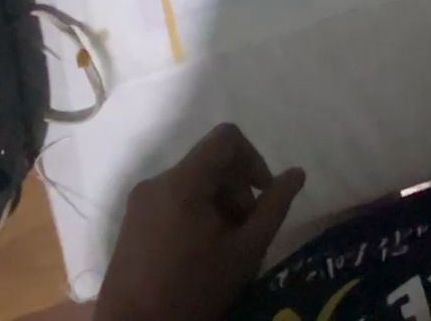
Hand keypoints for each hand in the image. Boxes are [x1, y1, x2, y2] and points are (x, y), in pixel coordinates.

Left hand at [94, 124, 305, 320]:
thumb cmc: (192, 292)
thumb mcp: (245, 251)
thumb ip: (274, 207)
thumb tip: (297, 172)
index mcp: (183, 182)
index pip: (226, 138)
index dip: (254, 158)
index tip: (262, 195)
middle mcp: (157, 181)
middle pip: (211, 161)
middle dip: (237, 187)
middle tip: (246, 230)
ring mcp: (140, 202)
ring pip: (194, 181)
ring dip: (219, 202)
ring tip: (225, 245)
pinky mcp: (132, 222)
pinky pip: (174, 198)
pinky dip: (196, 212)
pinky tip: (201, 252)